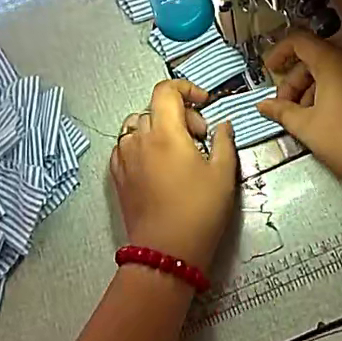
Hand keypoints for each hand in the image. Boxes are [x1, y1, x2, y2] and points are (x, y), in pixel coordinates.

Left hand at [109, 79, 237, 270]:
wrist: (167, 251)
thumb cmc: (199, 211)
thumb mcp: (223, 174)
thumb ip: (224, 141)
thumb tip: (223, 126)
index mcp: (165, 133)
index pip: (166, 91)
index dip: (187, 89)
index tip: (204, 103)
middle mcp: (139, 140)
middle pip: (155, 108)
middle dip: (180, 114)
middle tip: (201, 137)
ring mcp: (124, 158)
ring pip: (137, 126)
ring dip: (159, 129)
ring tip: (179, 151)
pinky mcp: (118, 176)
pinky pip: (126, 147)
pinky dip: (143, 145)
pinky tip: (160, 165)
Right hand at [257, 33, 341, 199]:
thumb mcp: (307, 127)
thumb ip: (281, 111)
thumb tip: (262, 105)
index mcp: (333, 63)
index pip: (300, 41)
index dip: (280, 52)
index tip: (269, 72)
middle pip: (316, 57)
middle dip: (295, 80)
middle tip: (285, 108)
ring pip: (332, 71)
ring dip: (312, 89)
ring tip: (303, 118)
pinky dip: (331, 92)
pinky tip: (324, 119)